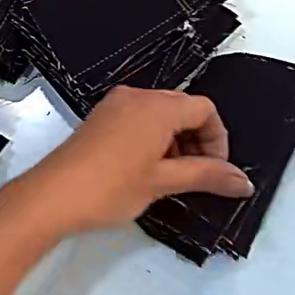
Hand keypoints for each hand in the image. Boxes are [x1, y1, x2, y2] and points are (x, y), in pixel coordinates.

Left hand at [0, 87, 252, 237]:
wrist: (50, 198)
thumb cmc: (107, 188)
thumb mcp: (163, 183)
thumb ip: (207, 176)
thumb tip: (243, 182)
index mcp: (157, 107)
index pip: (205, 110)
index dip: (217, 140)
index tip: (216, 170)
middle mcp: (137, 97)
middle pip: (184, 108)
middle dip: (198, 139)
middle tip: (197, 174)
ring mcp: (116, 105)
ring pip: (162, 113)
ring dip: (176, 139)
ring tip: (171, 176)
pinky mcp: (102, 117)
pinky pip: (140, 117)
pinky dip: (154, 137)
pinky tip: (147, 168)